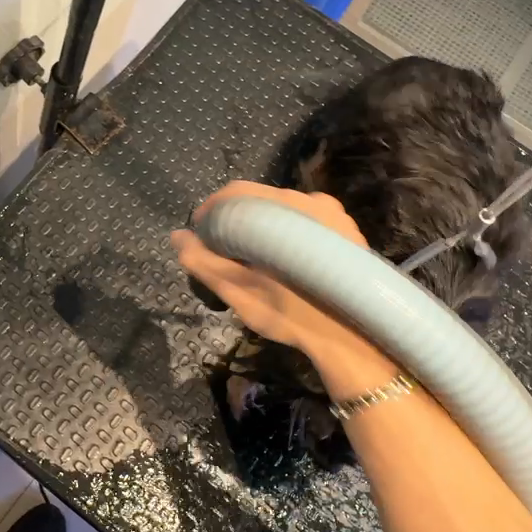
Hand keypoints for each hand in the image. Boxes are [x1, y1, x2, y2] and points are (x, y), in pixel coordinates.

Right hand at [171, 181, 389, 377]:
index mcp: (283, 206)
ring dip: (262, 231)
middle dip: (235, 223)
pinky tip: (283, 267)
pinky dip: (286, 238)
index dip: (210, 212)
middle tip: (224, 255)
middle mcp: (311, 200)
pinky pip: (306, 225)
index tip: (199, 238)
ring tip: (253, 263)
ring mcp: (334, 216)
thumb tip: (177, 237)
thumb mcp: (238, 289)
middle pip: (260, 201)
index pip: (234, 192)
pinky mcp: (348, 234)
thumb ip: (203, 260)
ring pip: (284, 214)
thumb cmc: (291, 312)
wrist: (354, 340)